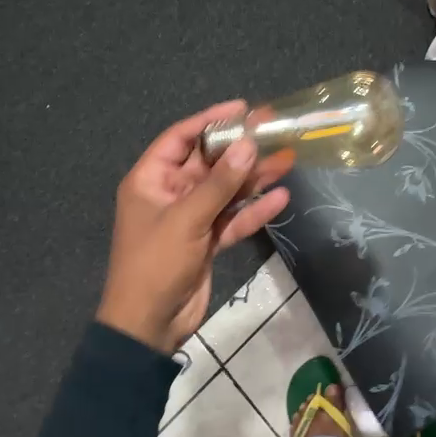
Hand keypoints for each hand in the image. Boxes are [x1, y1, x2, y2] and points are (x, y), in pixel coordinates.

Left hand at [96, 101, 294, 352]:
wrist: (147, 327)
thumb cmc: (156, 263)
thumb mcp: (187, 218)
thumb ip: (220, 182)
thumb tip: (248, 145)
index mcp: (151, 180)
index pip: (181, 138)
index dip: (210, 120)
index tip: (242, 109)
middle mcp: (169, 193)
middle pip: (209, 162)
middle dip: (240, 149)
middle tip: (274, 131)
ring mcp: (190, 218)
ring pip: (226, 190)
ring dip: (253, 178)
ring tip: (287, 160)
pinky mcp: (206, 241)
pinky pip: (233, 218)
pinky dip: (254, 210)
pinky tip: (281, 198)